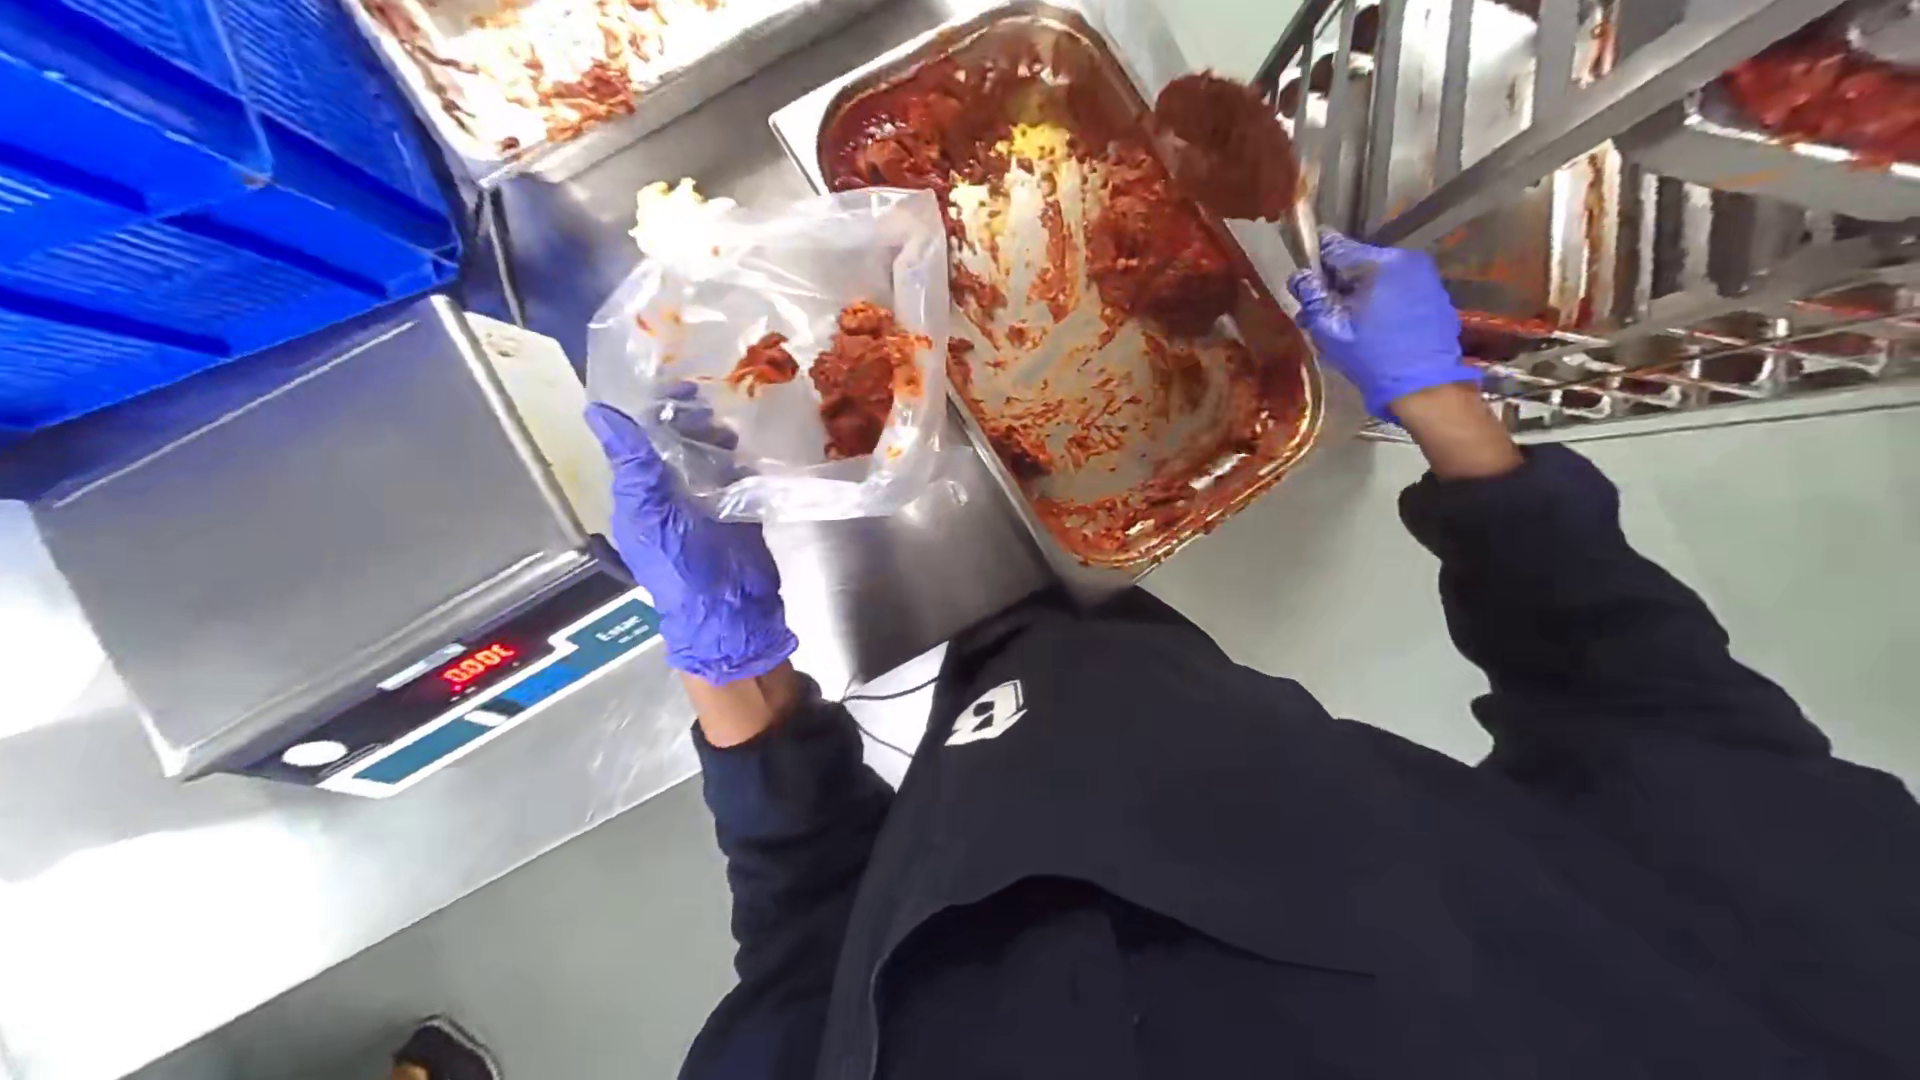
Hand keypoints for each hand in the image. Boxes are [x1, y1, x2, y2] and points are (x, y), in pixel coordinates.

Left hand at [584, 403, 798, 685]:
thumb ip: (632, 463)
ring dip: (717, 438)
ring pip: (708, 455)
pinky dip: (742, 460)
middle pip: (677, 442)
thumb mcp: (648, 512)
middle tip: (710, 413)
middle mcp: (671, 491)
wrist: (728, 608)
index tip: (678, 390)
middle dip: (691, 421)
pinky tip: (747, 451)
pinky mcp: (738, 509)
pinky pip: (738, 475)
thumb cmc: (679, 564)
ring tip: (729, 434)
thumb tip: (598, 411)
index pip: (641, 439)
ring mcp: (706, 500)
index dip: (655, 410)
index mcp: (640, 491)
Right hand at [1287, 230, 1482, 419]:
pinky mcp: (1434, 293)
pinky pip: (1397, 287)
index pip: (1337, 248)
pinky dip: (1378, 299)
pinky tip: (1369, 324)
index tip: (1303, 271)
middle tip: (1317, 307)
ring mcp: (1425, 276)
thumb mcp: (1330, 329)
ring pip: (1378, 275)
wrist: (1423, 383)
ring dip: (1357, 291)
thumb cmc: (1371, 356)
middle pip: (1359, 262)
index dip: (1315, 258)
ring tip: (1342, 319)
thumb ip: (1311, 298)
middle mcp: (1406, 260)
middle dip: (1336, 281)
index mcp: (1379, 264)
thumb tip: (1299, 277)